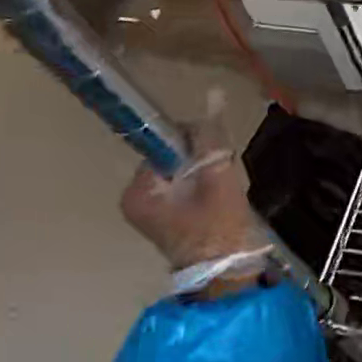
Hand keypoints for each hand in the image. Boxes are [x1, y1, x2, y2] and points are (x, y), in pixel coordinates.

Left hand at [118, 92, 263, 271]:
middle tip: (223, 170)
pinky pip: (187, 179)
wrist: (225, 270)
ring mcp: (151, 206)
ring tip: (223, 183)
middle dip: (204, 154)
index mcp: (138, 190)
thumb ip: (212, 135)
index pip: (166, 141)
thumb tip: (212, 91)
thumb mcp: (218, 173)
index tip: (217, 149)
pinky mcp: (167, 211)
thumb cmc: (218, 225)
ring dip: (208, 166)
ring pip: (185, 165)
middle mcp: (136, 196)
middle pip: (176, 152)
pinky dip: (206, 178)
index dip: (196, 138)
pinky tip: (219, 192)